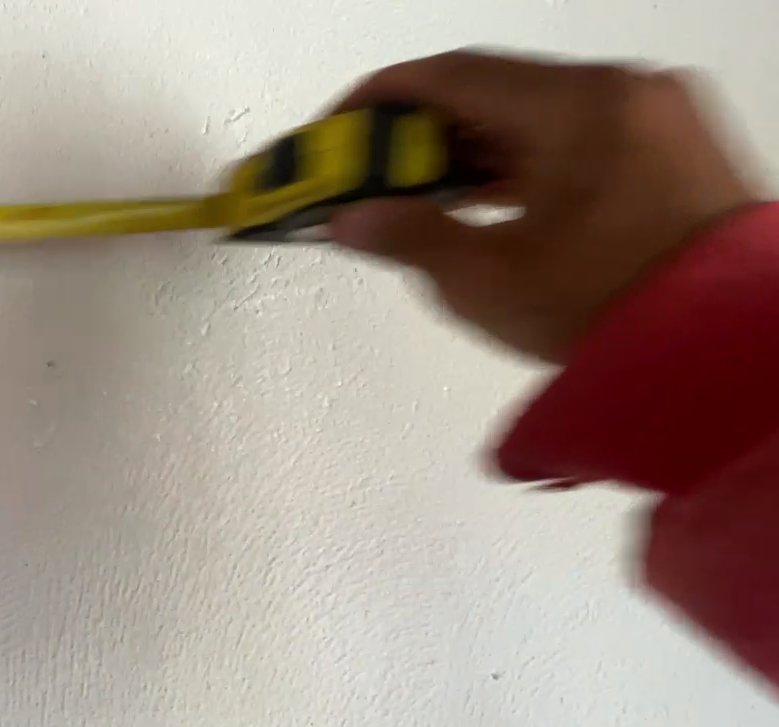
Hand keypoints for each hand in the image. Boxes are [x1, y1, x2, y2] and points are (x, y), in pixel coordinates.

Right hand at [328, 50, 759, 362]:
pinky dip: (497, 159)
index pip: (453, 75)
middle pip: (486, 90)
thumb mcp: (478, 275)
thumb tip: (347, 219)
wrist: (707, 335)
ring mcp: (643, 117)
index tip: (333, 130)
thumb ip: (406, 236)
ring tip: (395, 191)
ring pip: (520, 113)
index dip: (378, 99)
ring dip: (450, 148)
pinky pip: (555, 134)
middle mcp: (617, 93)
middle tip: (356, 170)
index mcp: (576, 106)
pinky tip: (457, 195)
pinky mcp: (653, 148)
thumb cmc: (596, 299)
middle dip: (409, 131)